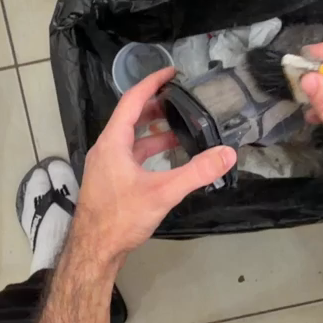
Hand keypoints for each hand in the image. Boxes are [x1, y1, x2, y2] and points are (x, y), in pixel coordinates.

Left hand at [72, 66, 234, 266]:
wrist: (94, 250)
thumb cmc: (121, 218)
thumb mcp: (163, 193)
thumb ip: (197, 172)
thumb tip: (227, 154)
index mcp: (113, 142)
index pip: (132, 100)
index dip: (152, 82)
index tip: (171, 72)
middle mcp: (107, 148)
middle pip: (131, 116)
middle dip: (156, 104)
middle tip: (181, 98)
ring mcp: (107, 165)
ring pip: (132, 138)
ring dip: (154, 129)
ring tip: (180, 125)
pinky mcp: (111, 180)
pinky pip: (131, 155)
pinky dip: (149, 150)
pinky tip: (168, 158)